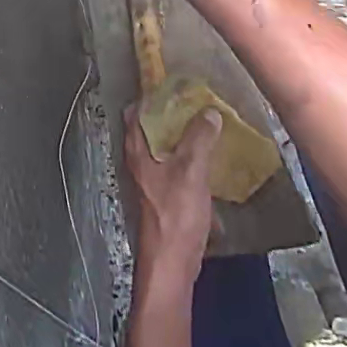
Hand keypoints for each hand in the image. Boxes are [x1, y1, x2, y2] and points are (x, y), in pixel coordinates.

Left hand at [125, 104, 220, 284]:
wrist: (171, 264)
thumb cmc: (174, 215)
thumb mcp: (191, 171)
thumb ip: (199, 139)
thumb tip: (209, 111)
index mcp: (138, 149)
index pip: (137, 110)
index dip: (151, 94)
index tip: (172, 82)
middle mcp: (139, 161)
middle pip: (151, 127)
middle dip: (170, 113)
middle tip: (195, 100)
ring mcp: (151, 179)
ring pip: (163, 147)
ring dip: (181, 135)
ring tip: (205, 124)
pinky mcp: (164, 196)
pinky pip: (175, 166)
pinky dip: (188, 156)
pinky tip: (209, 158)